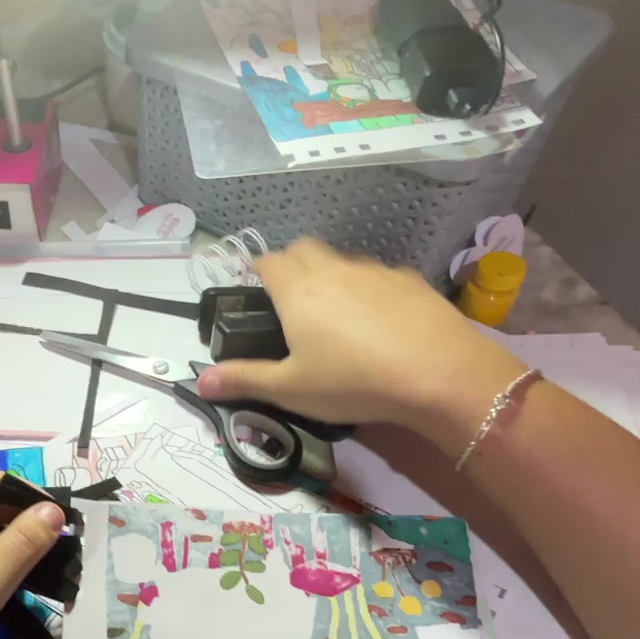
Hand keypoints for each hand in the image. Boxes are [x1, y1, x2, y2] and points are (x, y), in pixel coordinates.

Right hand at [195, 237, 527, 447]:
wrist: (439, 373)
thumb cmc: (352, 382)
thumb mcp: (290, 389)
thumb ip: (244, 380)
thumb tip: (200, 381)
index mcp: (297, 290)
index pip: (268, 261)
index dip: (258, 272)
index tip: (255, 293)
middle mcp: (333, 269)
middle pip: (303, 248)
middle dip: (290, 264)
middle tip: (288, 300)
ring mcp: (375, 271)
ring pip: (341, 259)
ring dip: (329, 275)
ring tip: (332, 313)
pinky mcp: (409, 281)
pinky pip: (376, 275)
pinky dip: (365, 288)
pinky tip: (375, 322)